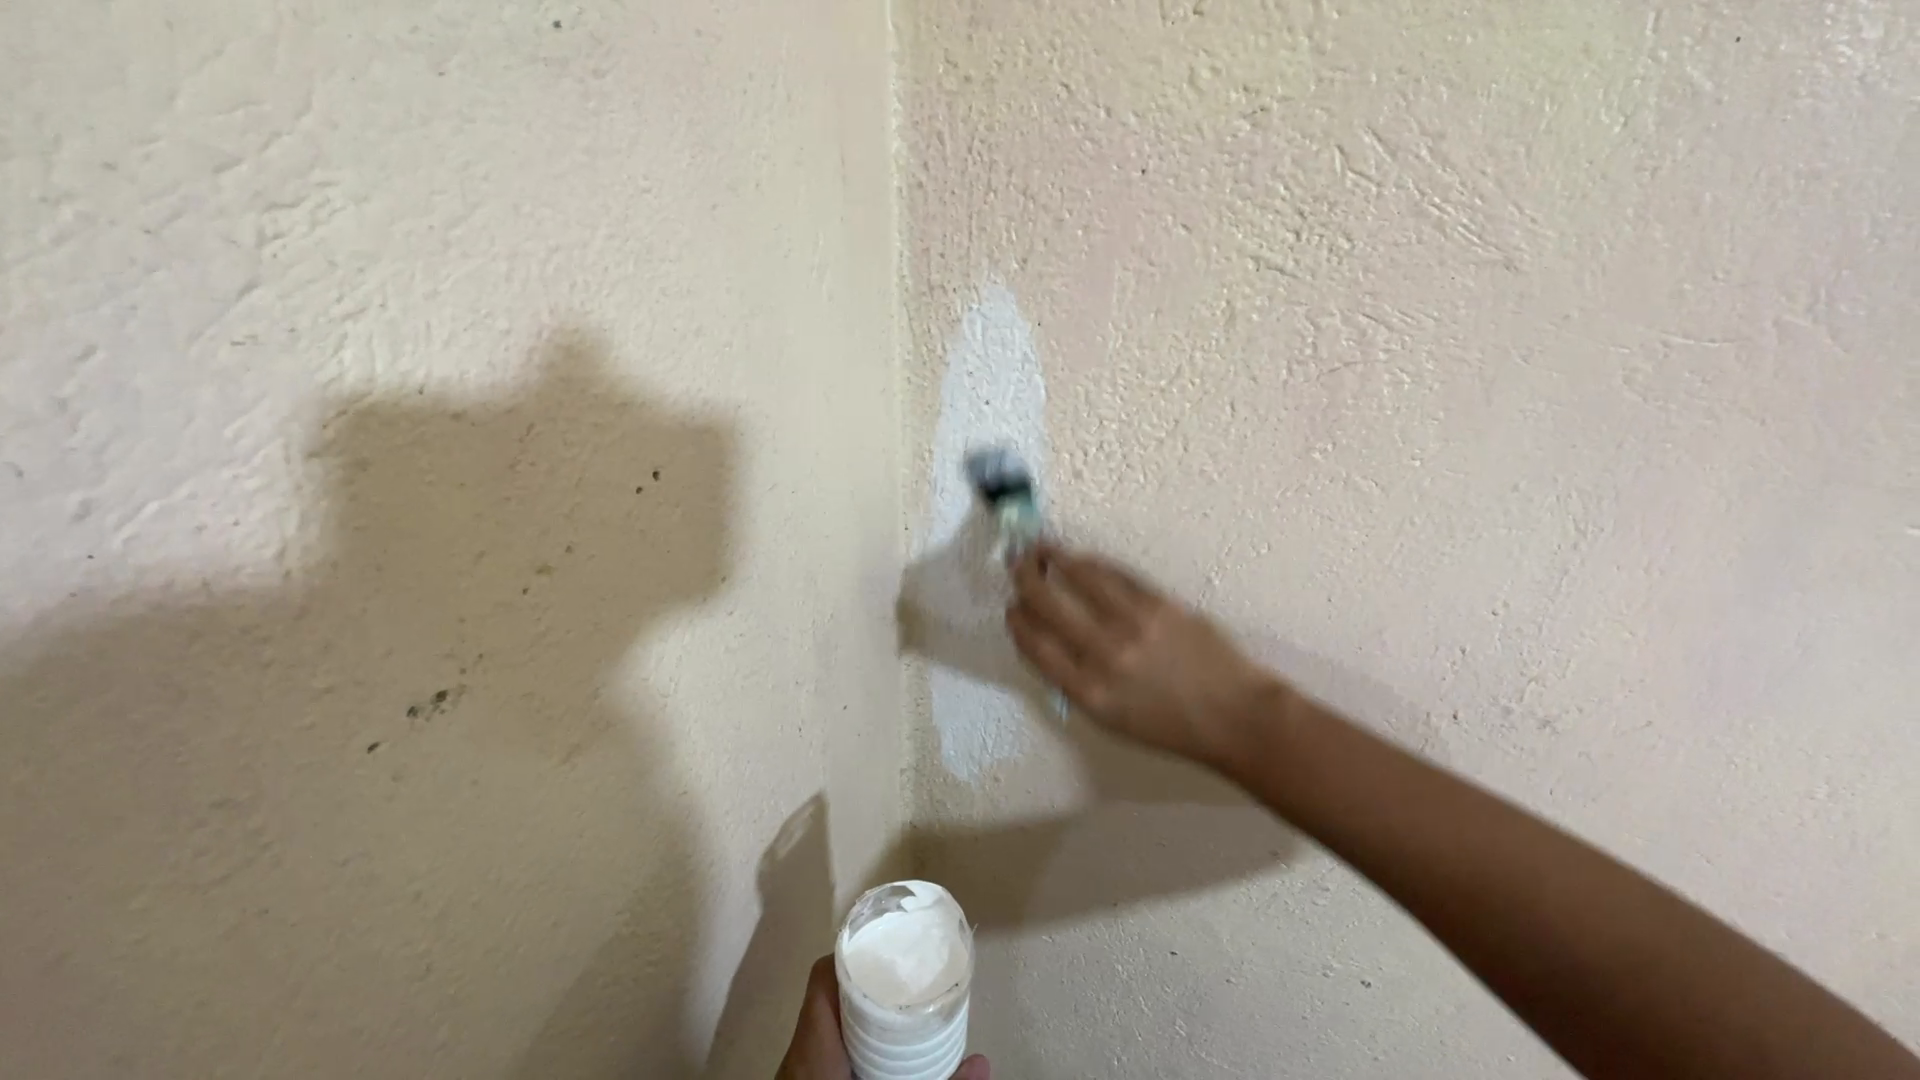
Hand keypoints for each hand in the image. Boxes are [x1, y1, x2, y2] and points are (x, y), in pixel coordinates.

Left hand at [776, 956, 989, 1079]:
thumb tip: (985, 1064)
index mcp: (812, 1051)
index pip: (823, 978)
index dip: (853, 953)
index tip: (888, 947)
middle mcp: (797, 1057)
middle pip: (826, 998)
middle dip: (865, 985)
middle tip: (906, 978)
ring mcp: (796, 1074)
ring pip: (823, 1026)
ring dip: (856, 1014)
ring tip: (897, 1007)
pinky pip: (822, 1051)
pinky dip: (849, 1041)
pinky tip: (876, 1052)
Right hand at [1007, 542, 1280, 770]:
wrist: (1235, 717)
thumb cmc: (1173, 727)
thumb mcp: (1113, 720)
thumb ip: (1077, 683)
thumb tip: (1050, 644)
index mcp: (1088, 693)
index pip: (1035, 645)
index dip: (1017, 621)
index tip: (1012, 608)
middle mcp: (1103, 656)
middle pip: (1047, 605)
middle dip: (1025, 579)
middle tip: (1017, 564)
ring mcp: (1132, 625)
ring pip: (1080, 577)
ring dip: (1055, 557)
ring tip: (1043, 547)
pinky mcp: (1160, 604)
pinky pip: (1116, 575)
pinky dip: (1094, 564)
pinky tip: (1083, 559)